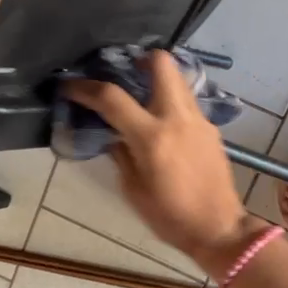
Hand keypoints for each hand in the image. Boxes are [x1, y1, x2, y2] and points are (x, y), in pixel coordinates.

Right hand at [64, 52, 268, 275]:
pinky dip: (170, 100)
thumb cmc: (170, 217)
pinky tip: (161, 120)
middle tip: (123, 72)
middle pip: (161, 64)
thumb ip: (120, 154)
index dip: (85, 88)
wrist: (218, 228)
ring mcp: (199, 120)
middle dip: (139, 59)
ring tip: (141, 94)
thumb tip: (113, 135)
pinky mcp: (211, 128)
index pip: (112, 98)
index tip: (69, 85)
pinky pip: (187, 101)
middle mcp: (177, 118)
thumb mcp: (133, 190)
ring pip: (178, 78)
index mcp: (152, 137)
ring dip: (157, 78)